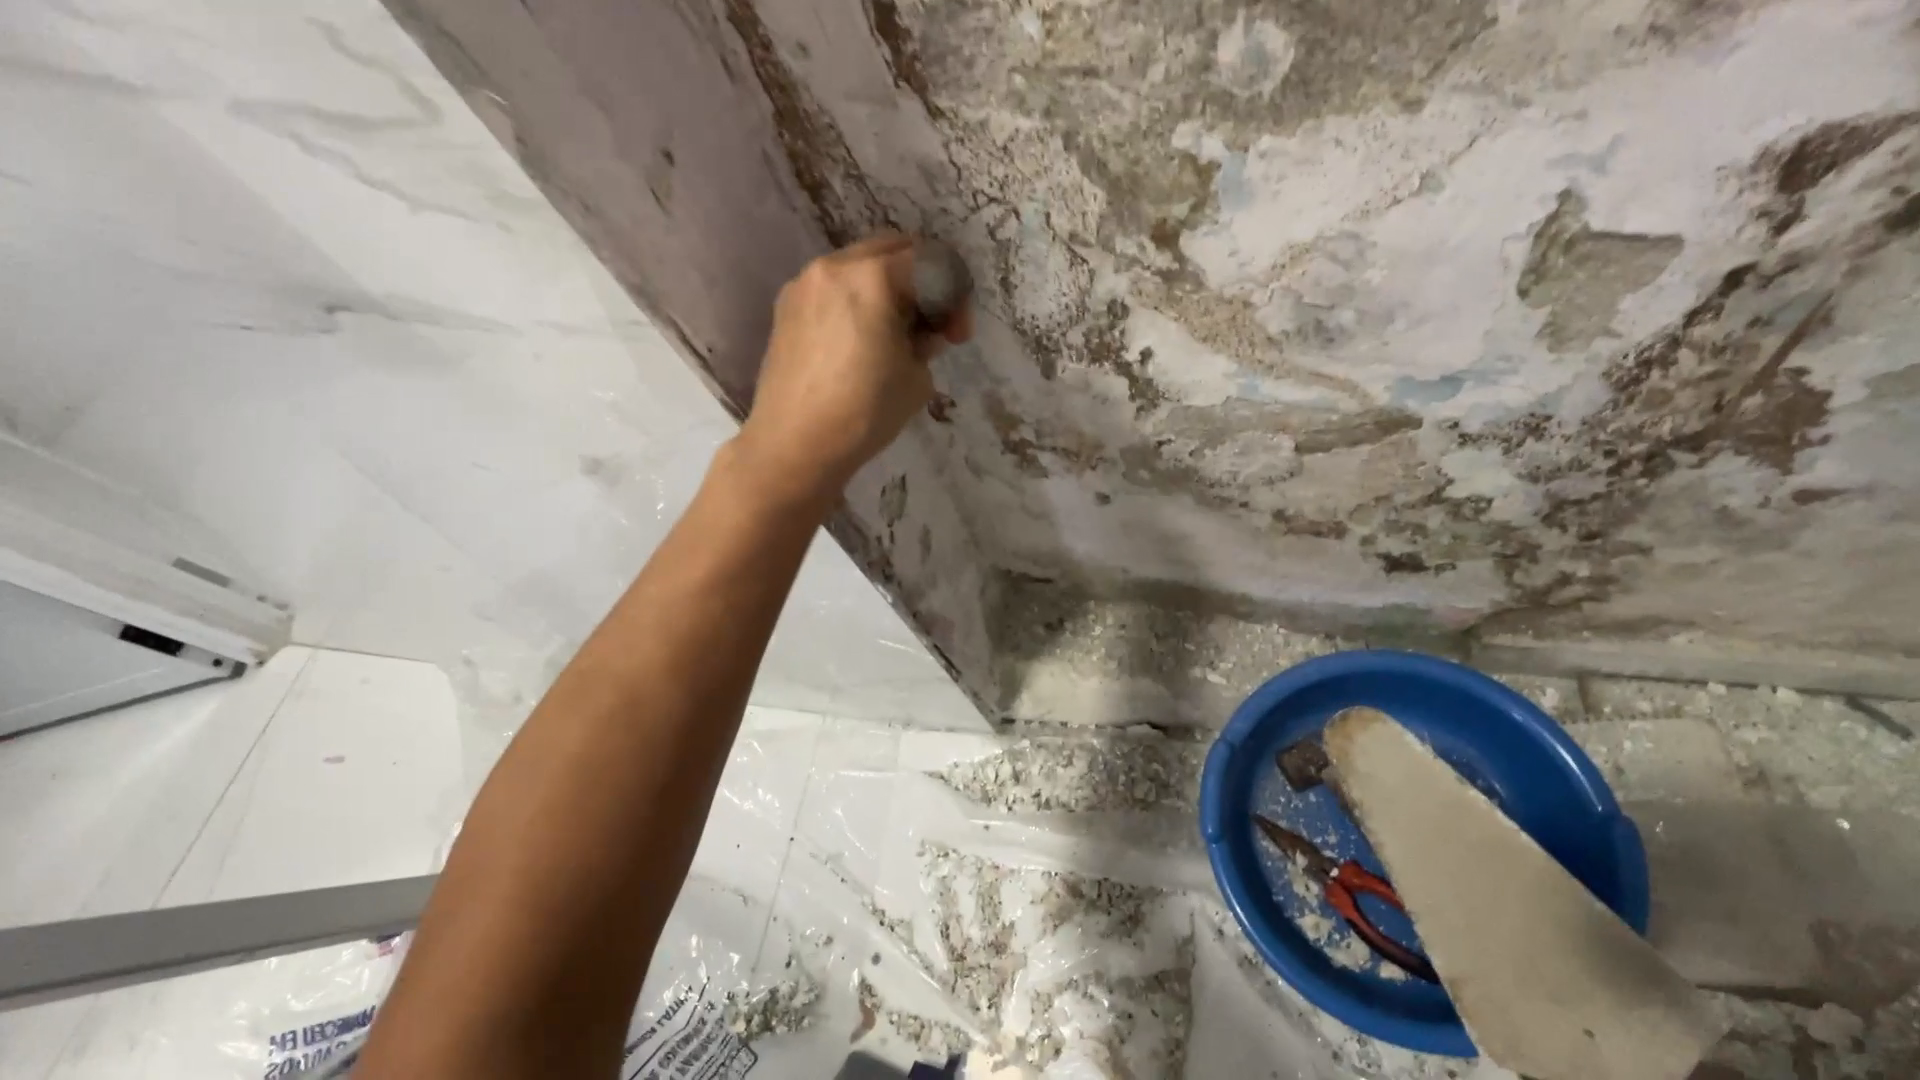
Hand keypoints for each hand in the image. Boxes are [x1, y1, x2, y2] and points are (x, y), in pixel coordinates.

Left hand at [731, 232, 970, 507]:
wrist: (794, 447)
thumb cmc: (863, 413)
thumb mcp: (916, 378)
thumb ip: (927, 341)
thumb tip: (923, 332)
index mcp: (873, 276)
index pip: (932, 263)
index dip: (955, 296)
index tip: (955, 336)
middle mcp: (834, 266)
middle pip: (894, 249)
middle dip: (922, 279)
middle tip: (931, 324)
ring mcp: (804, 284)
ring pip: (860, 265)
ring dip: (888, 287)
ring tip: (895, 334)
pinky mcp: (786, 307)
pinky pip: (834, 288)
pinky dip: (857, 299)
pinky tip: (862, 340)